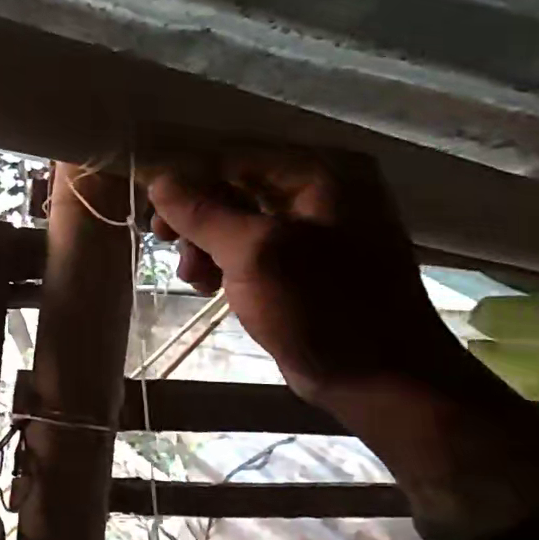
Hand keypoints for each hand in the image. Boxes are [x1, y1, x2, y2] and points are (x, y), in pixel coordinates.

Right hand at [146, 150, 485, 407]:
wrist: (383, 381)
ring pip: (241, 221)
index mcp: (320, 172)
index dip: (188, 182)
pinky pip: (256, 249)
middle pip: (236, 188)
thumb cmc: (322, 309)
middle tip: (167, 246)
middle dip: (197, 220)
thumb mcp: (256, 255)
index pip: (235, 158)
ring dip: (207, 245)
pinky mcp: (309, 266)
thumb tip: (159, 181)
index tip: (154, 218)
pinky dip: (228, 263)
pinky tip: (209, 287)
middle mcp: (321, 191)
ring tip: (194, 279)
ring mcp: (317, 229)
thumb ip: (204, 213)